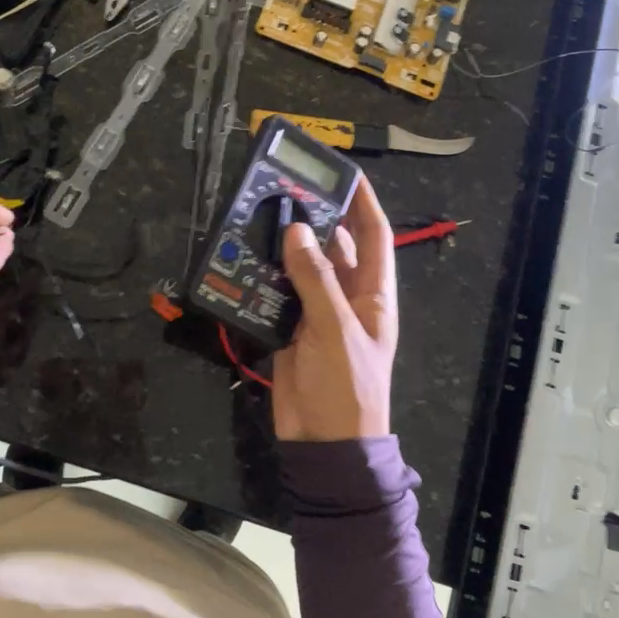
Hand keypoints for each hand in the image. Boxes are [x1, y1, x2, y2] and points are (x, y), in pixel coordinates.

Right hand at [272, 177, 396, 440]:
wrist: (324, 445)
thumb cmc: (347, 387)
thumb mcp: (336, 330)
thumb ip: (316, 280)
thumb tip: (298, 231)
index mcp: (373, 295)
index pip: (374, 237)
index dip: (364, 203)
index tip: (346, 172)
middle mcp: (347, 298)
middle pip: (334, 247)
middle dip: (316, 218)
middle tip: (286, 188)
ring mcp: (317, 313)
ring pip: (302, 268)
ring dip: (284, 246)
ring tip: (260, 214)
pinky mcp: (290, 330)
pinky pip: (278, 294)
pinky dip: (263, 277)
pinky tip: (244, 258)